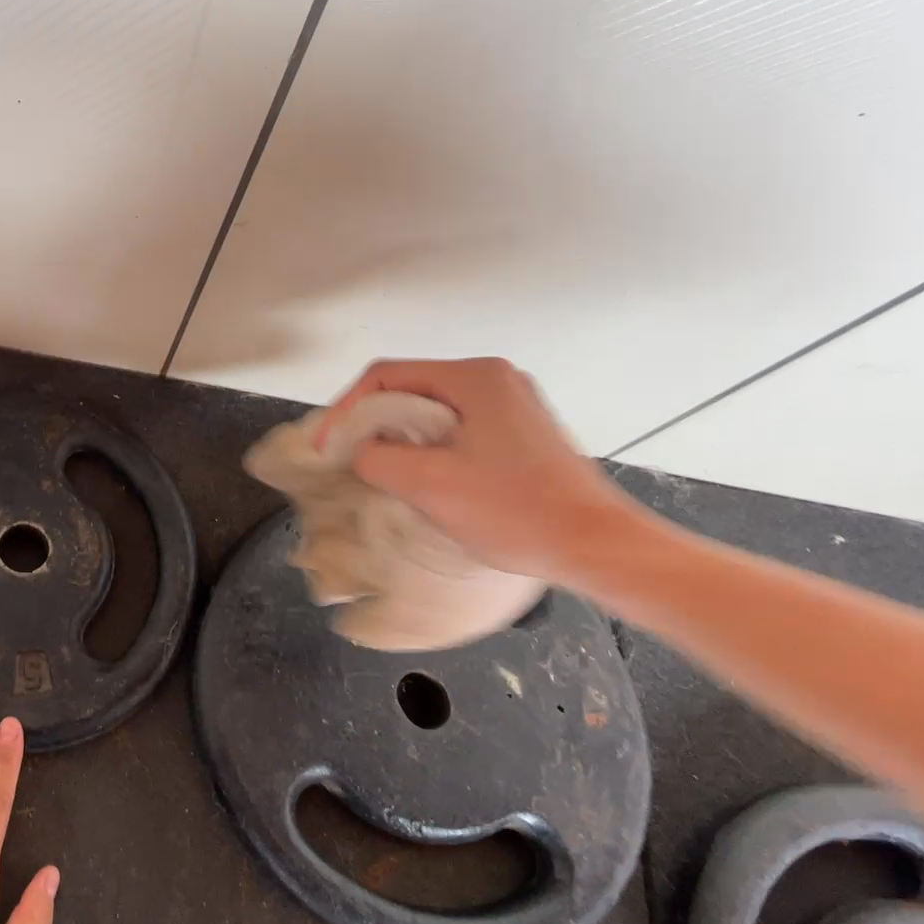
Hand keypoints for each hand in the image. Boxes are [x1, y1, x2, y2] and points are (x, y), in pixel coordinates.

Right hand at [323, 357, 647, 580]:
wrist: (595, 546)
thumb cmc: (517, 511)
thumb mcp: (427, 483)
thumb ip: (374, 457)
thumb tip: (356, 450)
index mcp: (475, 378)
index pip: (385, 377)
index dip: (346, 410)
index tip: (328, 448)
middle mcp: (495, 381)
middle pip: (408, 391)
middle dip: (371, 425)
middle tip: (349, 460)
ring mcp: (511, 407)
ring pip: (430, 413)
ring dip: (398, 441)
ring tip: (380, 474)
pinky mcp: (518, 434)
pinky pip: (455, 431)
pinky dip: (427, 451)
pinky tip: (422, 482)